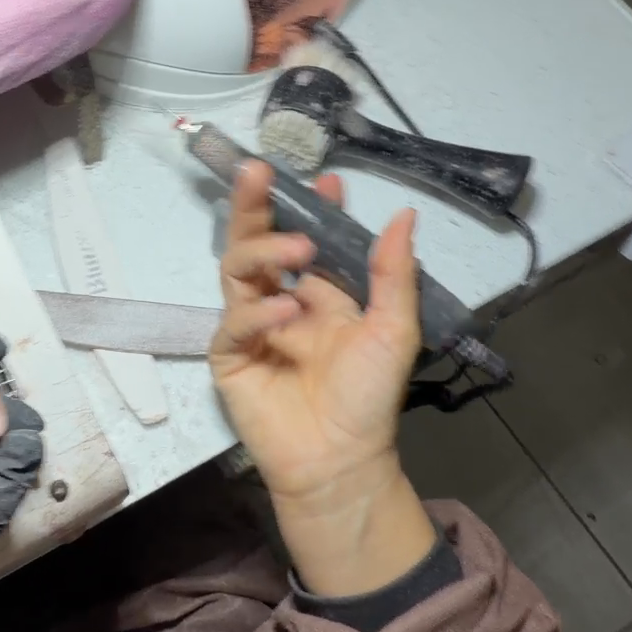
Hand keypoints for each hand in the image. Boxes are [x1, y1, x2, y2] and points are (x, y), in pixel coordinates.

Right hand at [209, 161, 434, 594]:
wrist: (338, 458)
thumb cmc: (368, 396)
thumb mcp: (393, 330)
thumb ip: (392, 274)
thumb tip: (403, 215)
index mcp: (319, 295)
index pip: (306, 240)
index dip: (312, 209)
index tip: (327, 182)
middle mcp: (280, 302)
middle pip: (256, 245)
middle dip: (256, 208)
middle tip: (259, 174)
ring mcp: (250, 327)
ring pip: (238, 273)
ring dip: (263, 253)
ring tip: (297, 251)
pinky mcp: (228, 355)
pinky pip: (234, 323)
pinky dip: (257, 312)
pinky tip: (287, 311)